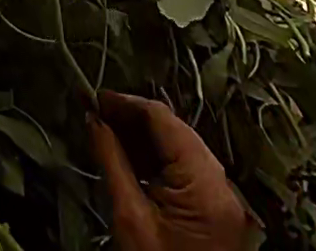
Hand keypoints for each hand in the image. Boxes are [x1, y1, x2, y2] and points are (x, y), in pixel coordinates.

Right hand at [87, 91, 259, 250]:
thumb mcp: (129, 217)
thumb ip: (112, 159)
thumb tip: (94, 118)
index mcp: (205, 182)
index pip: (162, 119)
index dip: (126, 103)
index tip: (95, 97)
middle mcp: (221, 183)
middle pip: (173, 129)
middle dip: (133, 117)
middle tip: (97, 111)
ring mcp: (222, 197)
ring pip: (179, 146)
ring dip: (143, 136)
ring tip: (107, 129)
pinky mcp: (216, 210)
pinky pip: (185, 168)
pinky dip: (156, 158)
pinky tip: (129, 155)